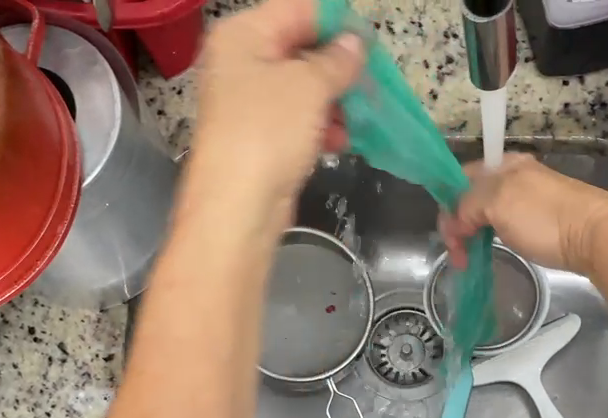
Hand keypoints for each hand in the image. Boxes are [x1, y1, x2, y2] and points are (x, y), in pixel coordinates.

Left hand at [181, 0, 364, 234]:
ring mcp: (247, 107)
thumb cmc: (267, 133)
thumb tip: (354, 45)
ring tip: (359, 117)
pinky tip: (340, 141)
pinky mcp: (258, 143)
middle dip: (336, 69)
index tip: (368, 44)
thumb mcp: (309, 85)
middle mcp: (240, 65)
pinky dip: (319, 129)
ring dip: (332, 103)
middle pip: (298, 51)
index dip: (336, 23)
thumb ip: (336, 60)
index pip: (297, 10)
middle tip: (369, 84)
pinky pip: (295, 124)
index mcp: (242, 35)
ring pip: (300, 92)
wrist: (237, 207)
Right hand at [440, 154, 607, 276]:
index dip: (448, 207)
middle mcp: (514, 176)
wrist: (595, 235)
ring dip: (473, 234)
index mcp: (503, 165)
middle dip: (458, 224)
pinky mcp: (539, 218)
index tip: (448, 239)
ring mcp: (528, 197)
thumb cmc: (544, 217)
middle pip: (472, 197)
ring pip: (487, 212)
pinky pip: (503, 223)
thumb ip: (468, 206)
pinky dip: (490, 236)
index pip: (460, 179)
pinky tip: (493, 249)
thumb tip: (456, 222)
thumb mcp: (497, 203)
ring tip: (471, 258)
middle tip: (458, 255)